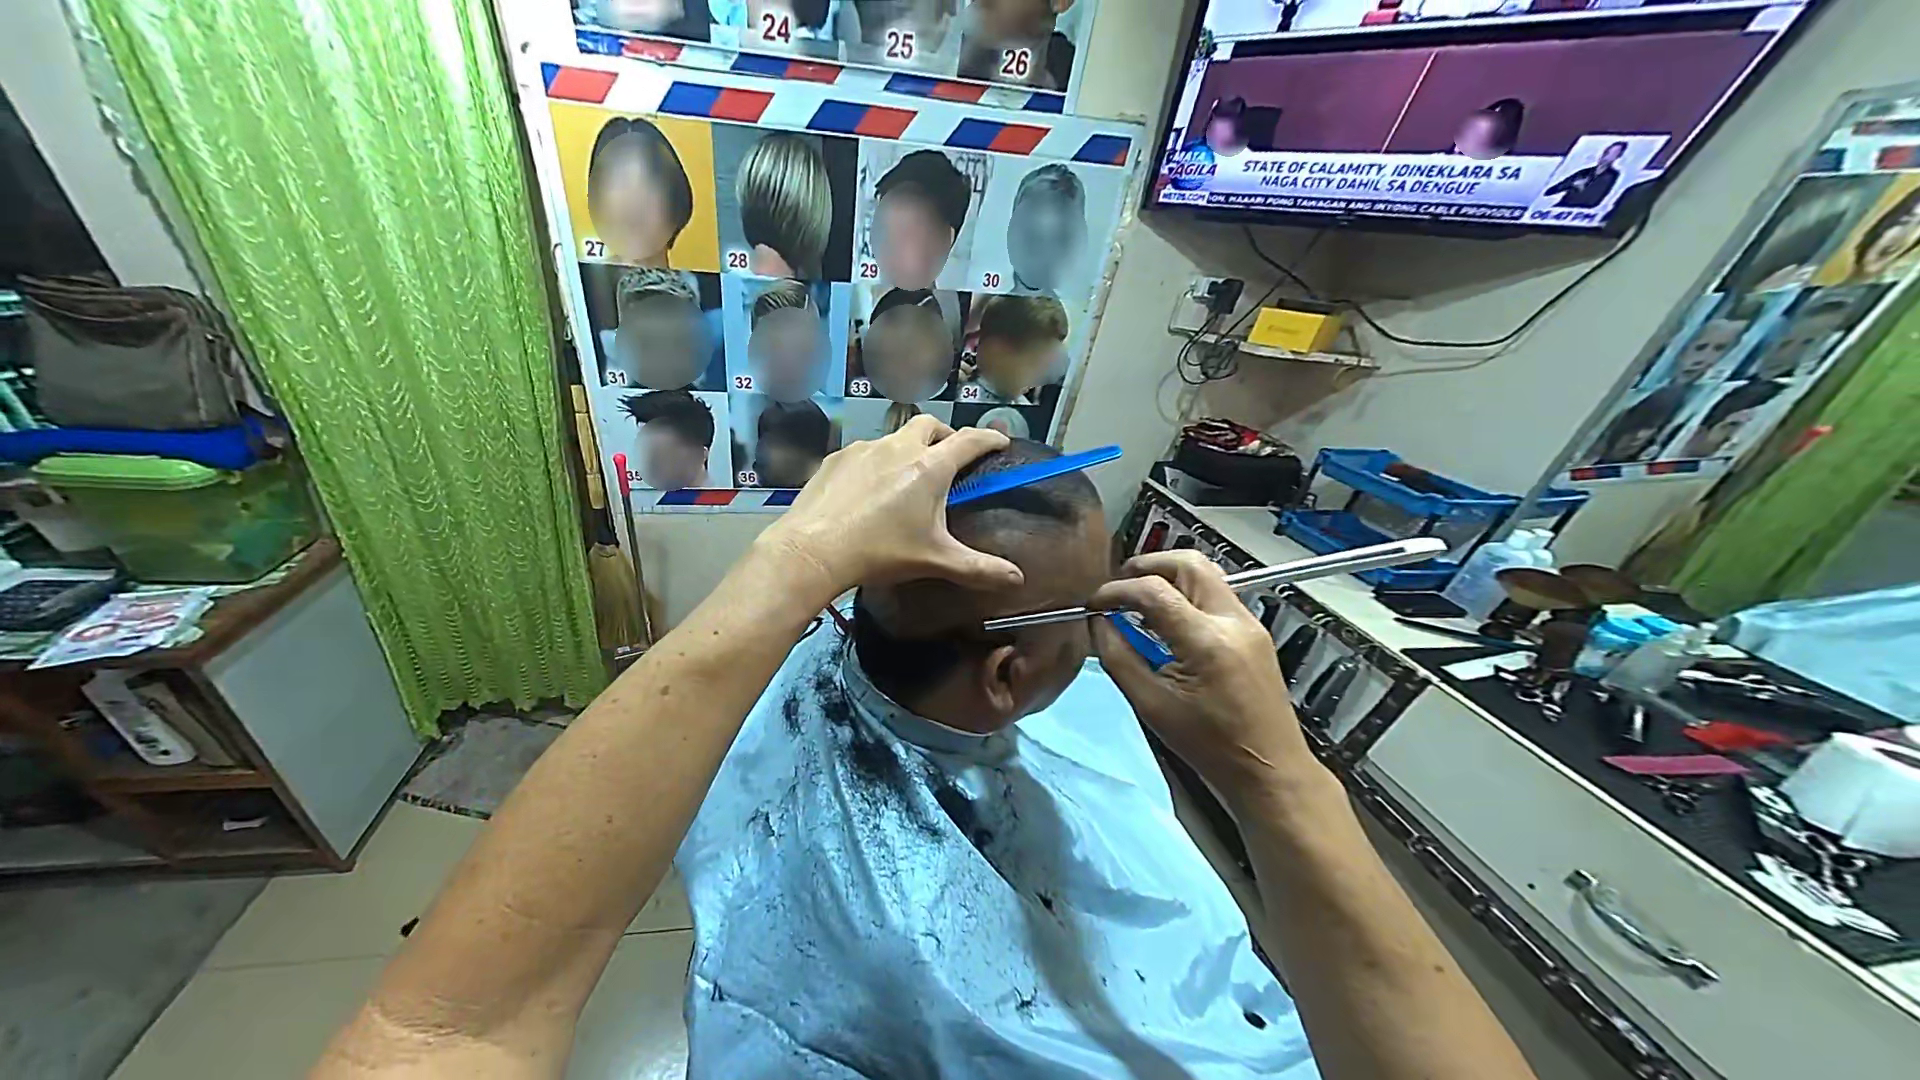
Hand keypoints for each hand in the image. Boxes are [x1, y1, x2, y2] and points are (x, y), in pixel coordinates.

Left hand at [759, 415, 1023, 594]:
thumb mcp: (936, 560)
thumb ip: (980, 569)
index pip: (970, 440)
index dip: (990, 438)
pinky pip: (865, 452)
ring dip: (908, 449)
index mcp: (930, 467)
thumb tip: (1018, 579)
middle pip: (930, 425)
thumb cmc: (881, 552)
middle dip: (945, 435)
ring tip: (906, 478)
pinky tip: (869, 488)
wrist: (814, 549)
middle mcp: (899, 447)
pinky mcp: (837, 458)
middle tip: (949, 459)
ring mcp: (864, 449)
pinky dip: (877, 462)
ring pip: (894, 437)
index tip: (1001, 441)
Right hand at [1090, 551, 1316, 800]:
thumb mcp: (1150, 704)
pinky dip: (1185, 593)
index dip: (1116, 590)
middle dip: (1147, 566)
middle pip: (1187, 563)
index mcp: (1207, 641)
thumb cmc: (1208, 746)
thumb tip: (1098, 623)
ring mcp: (1249, 623)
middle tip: (1119, 587)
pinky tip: (1165, 619)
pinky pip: (1214, 593)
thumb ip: (1118, 657)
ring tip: (1138, 600)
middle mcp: (1233, 621)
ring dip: (1168, 576)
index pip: (1153, 591)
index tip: (1094, 604)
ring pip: (1205, 573)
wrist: (1269, 771)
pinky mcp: (1254, 631)